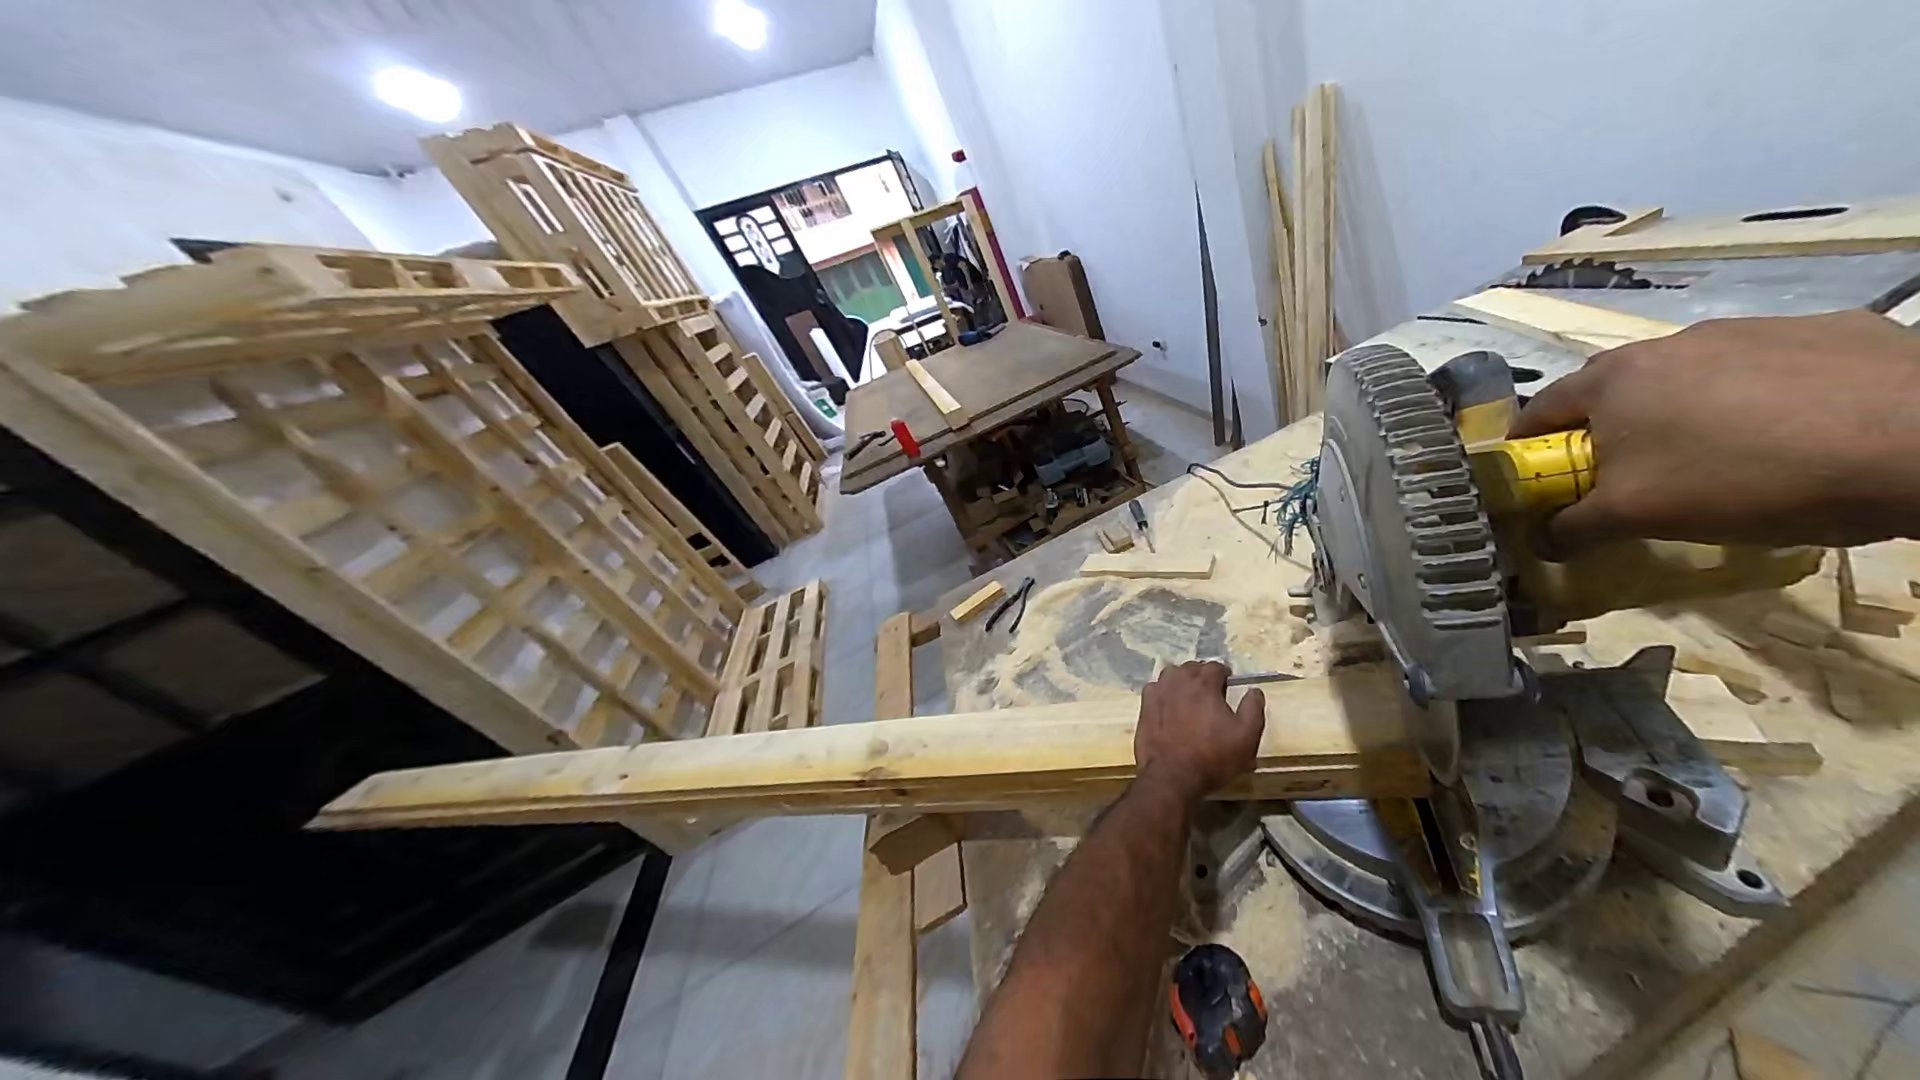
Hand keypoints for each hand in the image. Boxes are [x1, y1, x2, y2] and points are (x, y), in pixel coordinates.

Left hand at [1134, 661, 1264, 802]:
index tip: (1228, 682)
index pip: (1214, 667)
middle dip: (1203, 674)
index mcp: (1204, 685)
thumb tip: (1254, 690)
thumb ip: (1253, 709)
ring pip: (1171, 674)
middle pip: (1192, 667)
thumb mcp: (1246, 737)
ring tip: (1190, 693)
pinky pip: (1155, 688)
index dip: (1224, 673)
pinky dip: (1164, 690)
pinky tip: (1169, 703)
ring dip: (1182, 678)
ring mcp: (1158, 693)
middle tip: (1211, 689)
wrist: (1172, 775)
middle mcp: (1179, 682)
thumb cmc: (1213, 757)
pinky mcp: (1144, 706)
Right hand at [1511, 310, 1919, 551]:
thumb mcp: (1636, 518)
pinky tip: (1796, 435)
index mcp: (1613, 378)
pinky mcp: (1834, 330)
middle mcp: (1672, 342)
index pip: (1540, 410)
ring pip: (1692, 378)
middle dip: (1608, 431)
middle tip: (1630, 475)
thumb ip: (1571, 527)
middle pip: (1614, 391)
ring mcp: (1756, 329)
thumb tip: (1541, 539)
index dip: (1531, 448)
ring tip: (1724, 458)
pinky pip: (1770, 369)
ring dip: (1685, 414)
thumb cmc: (1745, 477)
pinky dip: (1763, 399)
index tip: (1543, 480)